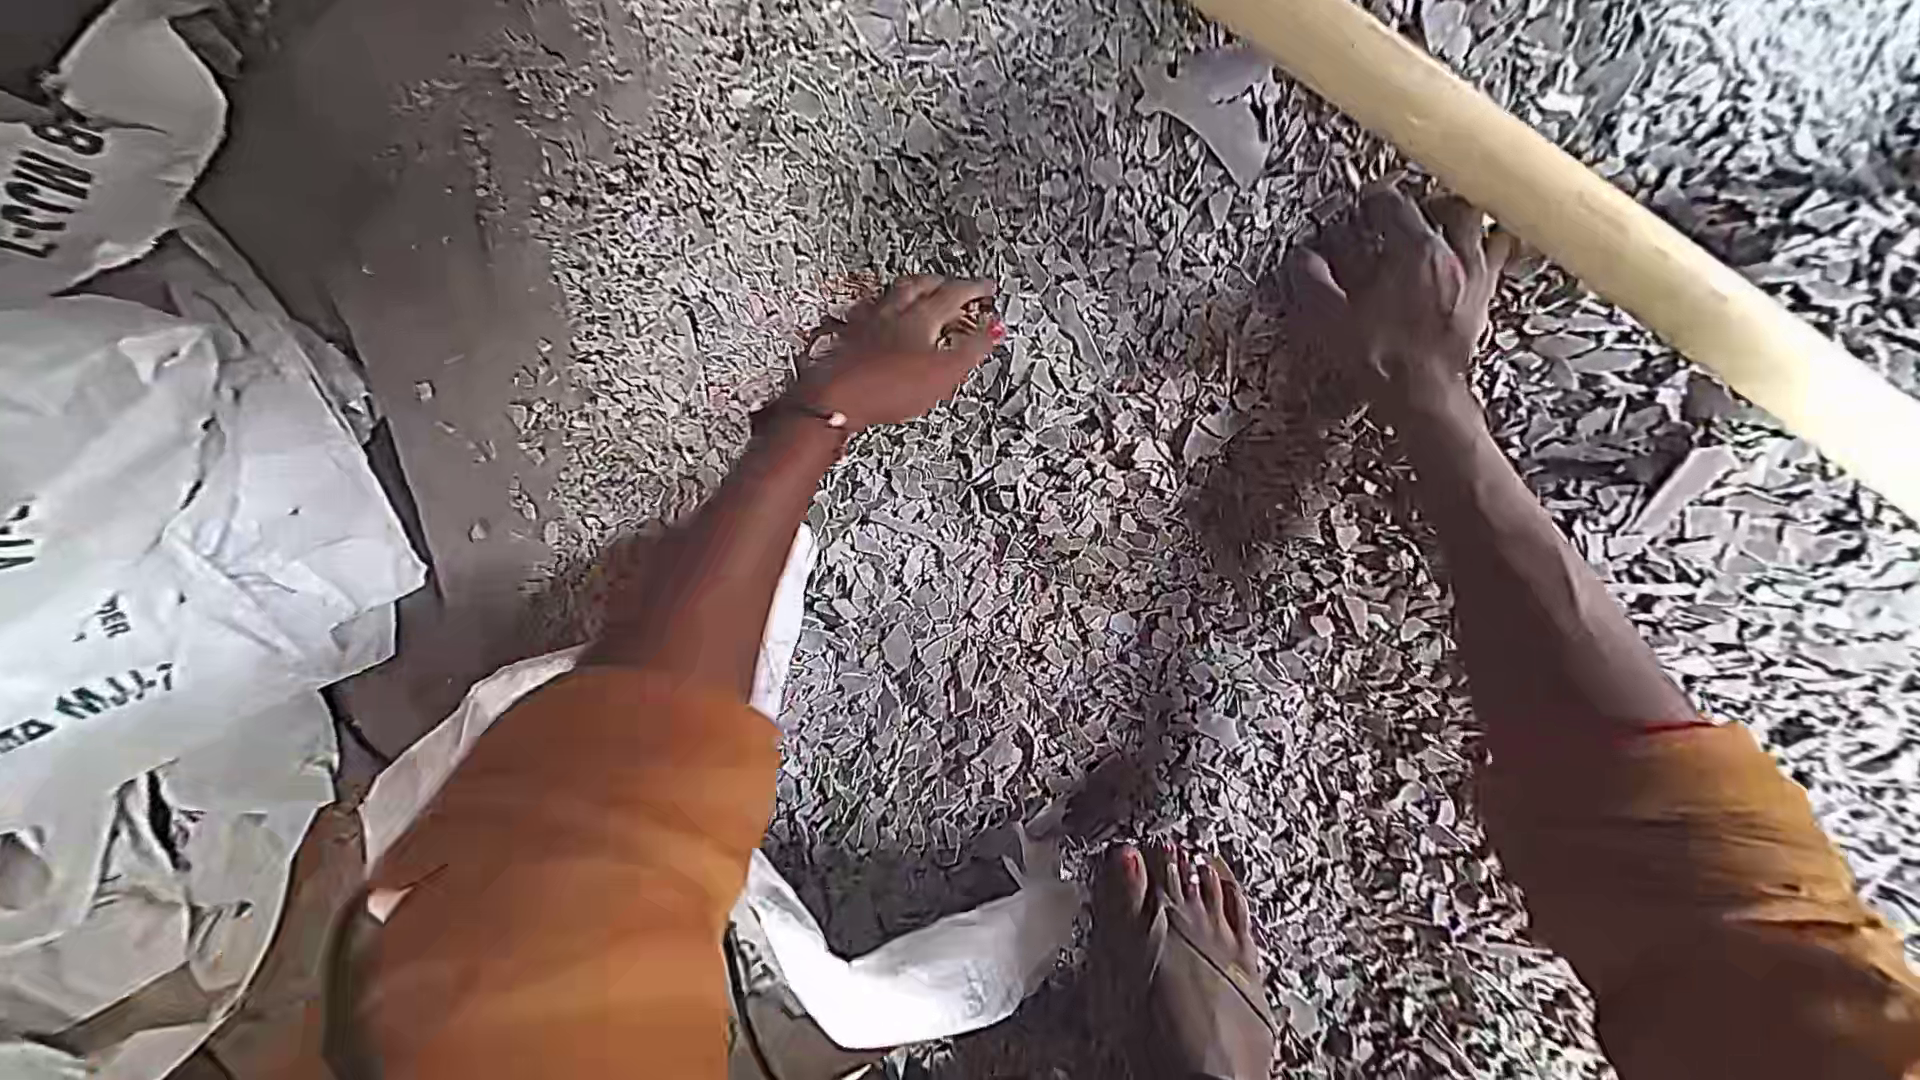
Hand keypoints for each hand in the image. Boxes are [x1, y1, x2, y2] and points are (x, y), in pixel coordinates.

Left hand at [791, 275, 1001, 430]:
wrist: (838, 399)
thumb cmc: (886, 387)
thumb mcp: (944, 373)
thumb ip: (972, 350)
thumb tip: (994, 331)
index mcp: (921, 316)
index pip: (955, 293)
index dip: (975, 289)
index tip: (987, 288)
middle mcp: (893, 311)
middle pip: (922, 286)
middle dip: (944, 283)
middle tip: (956, 286)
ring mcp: (869, 323)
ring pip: (896, 294)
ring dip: (914, 289)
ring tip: (922, 292)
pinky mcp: (851, 339)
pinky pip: (875, 312)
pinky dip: (888, 309)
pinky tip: (884, 318)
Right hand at [1284, 185, 1510, 420]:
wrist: (1422, 391)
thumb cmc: (1380, 357)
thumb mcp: (1331, 321)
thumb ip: (1314, 284)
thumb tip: (1301, 260)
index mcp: (1414, 252)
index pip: (1395, 207)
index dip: (1375, 202)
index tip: (1365, 203)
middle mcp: (1453, 254)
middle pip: (1450, 204)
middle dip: (1426, 203)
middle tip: (1408, 211)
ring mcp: (1476, 273)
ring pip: (1480, 224)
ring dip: (1460, 220)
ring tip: (1441, 227)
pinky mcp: (1485, 295)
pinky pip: (1498, 255)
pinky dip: (1484, 247)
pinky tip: (1467, 257)